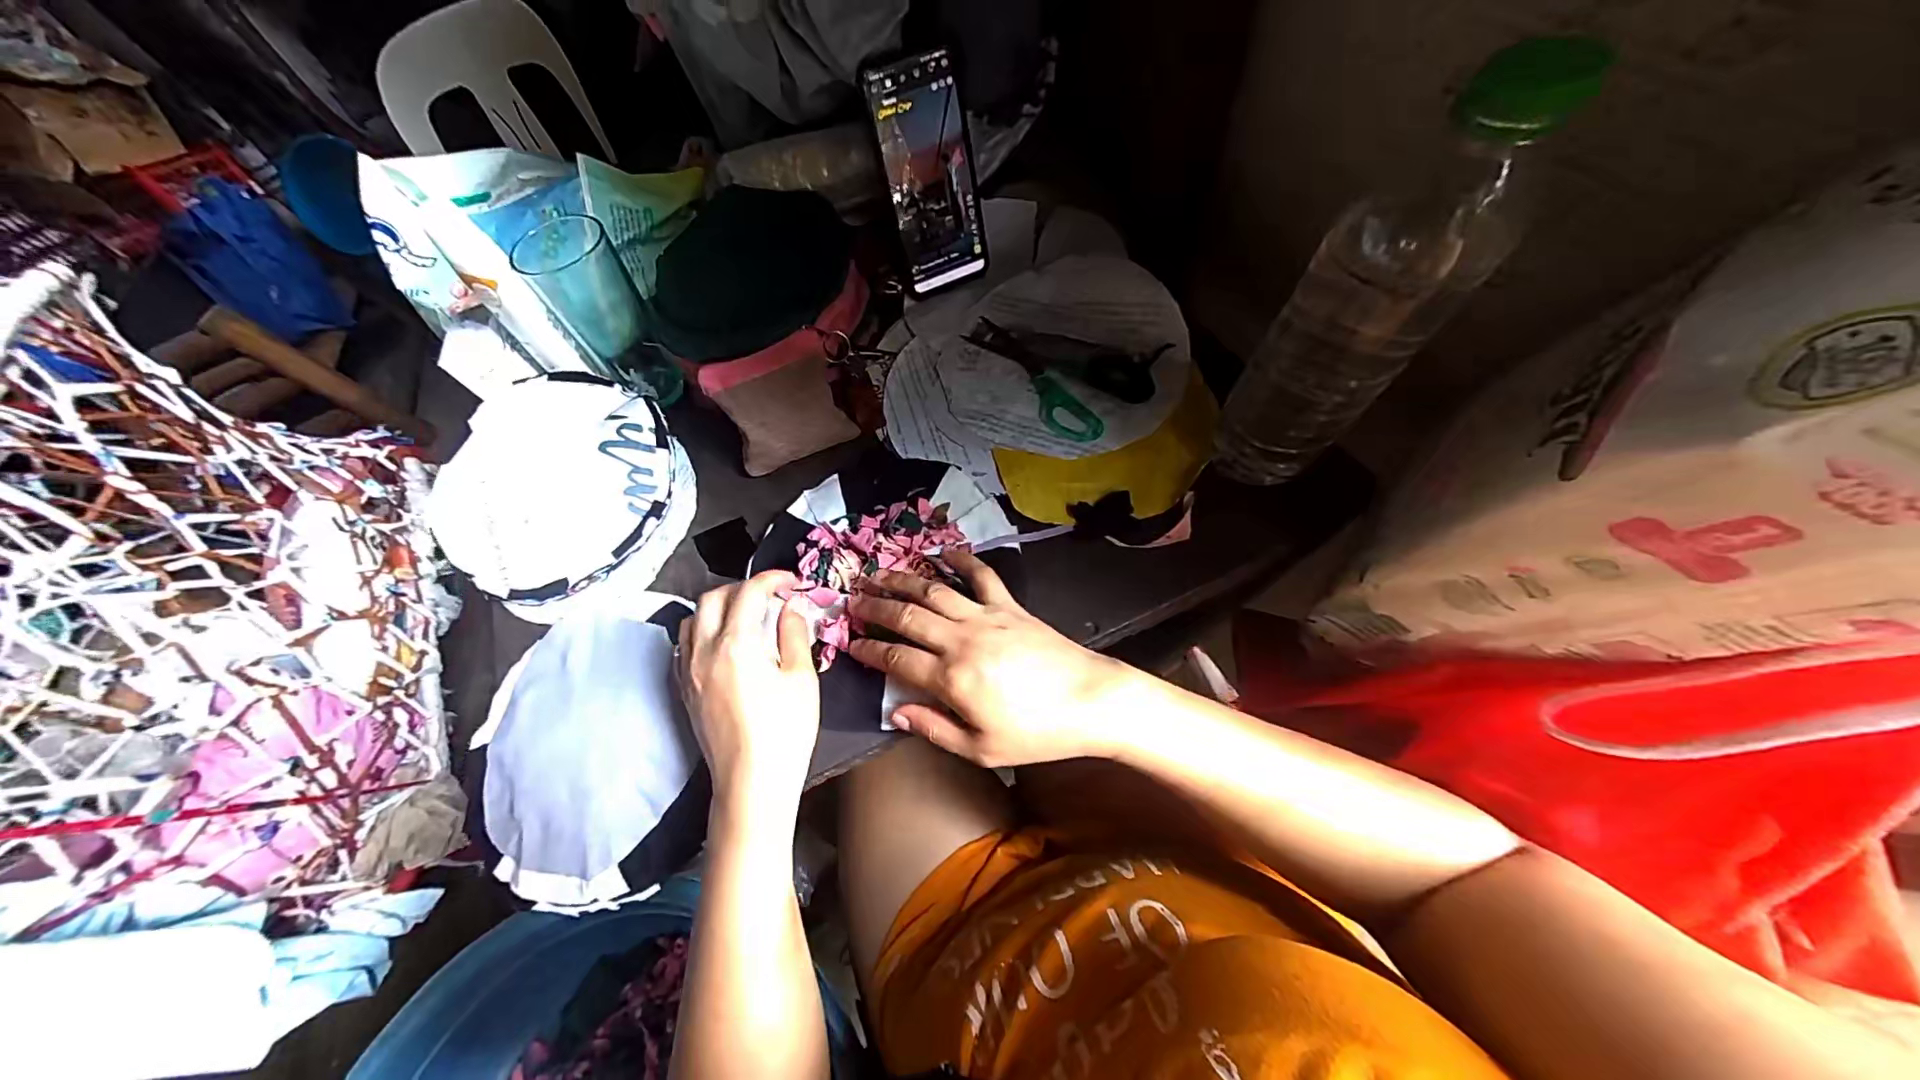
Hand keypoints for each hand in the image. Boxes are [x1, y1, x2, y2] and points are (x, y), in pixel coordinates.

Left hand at [677, 571, 820, 807]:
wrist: (751, 781)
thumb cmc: (784, 733)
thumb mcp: (802, 678)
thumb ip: (794, 634)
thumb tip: (792, 607)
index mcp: (738, 644)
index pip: (750, 592)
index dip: (772, 579)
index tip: (790, 582)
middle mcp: (706, 651)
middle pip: (714, 597)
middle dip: (743, 588)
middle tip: (770, 596)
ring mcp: (690, 671)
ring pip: (694, 618)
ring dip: (719, 607)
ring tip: (746, 617)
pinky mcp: (685, 690)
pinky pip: (685, 645)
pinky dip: (704, 631)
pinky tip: (725, 645)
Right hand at [846, 550, 1145, 766]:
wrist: (1091, 701)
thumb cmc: (1037, 733)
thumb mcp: (982, 748)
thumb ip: (934, 729)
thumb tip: (897, 713)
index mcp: (951, 679)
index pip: (896, 659)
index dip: (868, 649)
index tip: (849, 643)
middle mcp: (962, 640)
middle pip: (907, 616)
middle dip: (875, 607)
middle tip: (852, 601)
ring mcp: (987, 618)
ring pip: (935, 591)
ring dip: (903, 580)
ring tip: (880, 574)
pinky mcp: (1011, 607)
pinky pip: (982, 576)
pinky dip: (963, 561)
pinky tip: (946, 553)